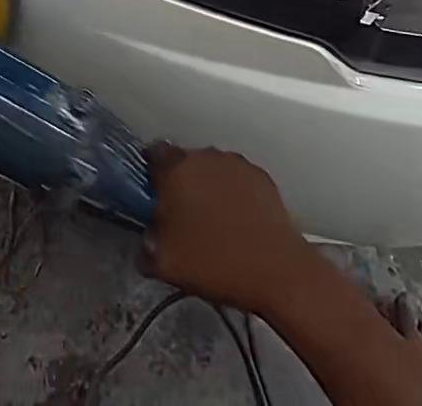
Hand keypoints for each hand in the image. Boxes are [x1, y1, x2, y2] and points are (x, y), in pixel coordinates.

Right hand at [142, 145, 322, 313]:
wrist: (275, 269)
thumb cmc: (213, 262)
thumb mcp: (163, 263)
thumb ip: (146, 243)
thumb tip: (150, 235)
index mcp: (177, 169)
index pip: (154, 152)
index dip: (150, 170)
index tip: (151, 191)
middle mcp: (207, 156)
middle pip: (184, 159)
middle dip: (179, 180)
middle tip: (180, 212)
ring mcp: (237, 163)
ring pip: (211, 167)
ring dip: (206, 183)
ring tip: (211, 217)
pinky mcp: (260, 175)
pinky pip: (236, 177)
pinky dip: (231, 190)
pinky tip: (236, 218)